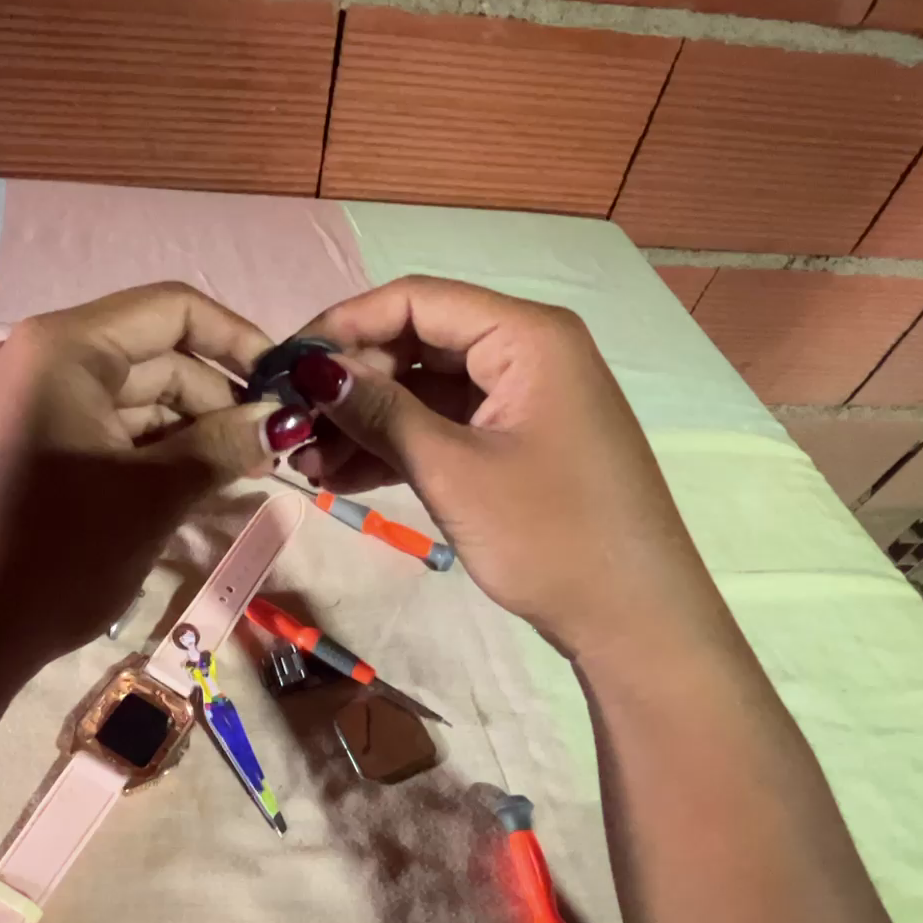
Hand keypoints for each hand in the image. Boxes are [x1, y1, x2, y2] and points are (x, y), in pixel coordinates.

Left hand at [0, 282, 314, 672]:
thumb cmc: (56, 555)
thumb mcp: (152, 496)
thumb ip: (224, 445)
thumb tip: (287, 420)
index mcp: (64, 347)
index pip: (173, 310)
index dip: (238, 340)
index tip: (285, 387)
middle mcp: (40, 359)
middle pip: (154, 355)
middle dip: (217, 399)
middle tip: (267, 451)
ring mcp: (28, 405)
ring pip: (133, 398)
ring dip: (190, 430)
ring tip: (236, 474)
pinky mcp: (25, 447)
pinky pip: (104, 430)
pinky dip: (151, 451)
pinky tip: (189, 485)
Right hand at [289, 276, 714, 643]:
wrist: (637, 622)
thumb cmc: (551, 536)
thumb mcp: (453, 470)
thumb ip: (379, 411)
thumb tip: (311, 370)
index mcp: (526, 336)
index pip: (417, 300)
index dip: (345, 324)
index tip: (285, 364)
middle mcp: (525, 352)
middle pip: (418, 344)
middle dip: (351, 385)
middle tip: (293, 427)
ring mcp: (521, 400)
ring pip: (424, 392)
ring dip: (366, 423)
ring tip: (307, 464)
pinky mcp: (514, 442)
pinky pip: (444, 428)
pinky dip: (397, 447)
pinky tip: (342, 476)